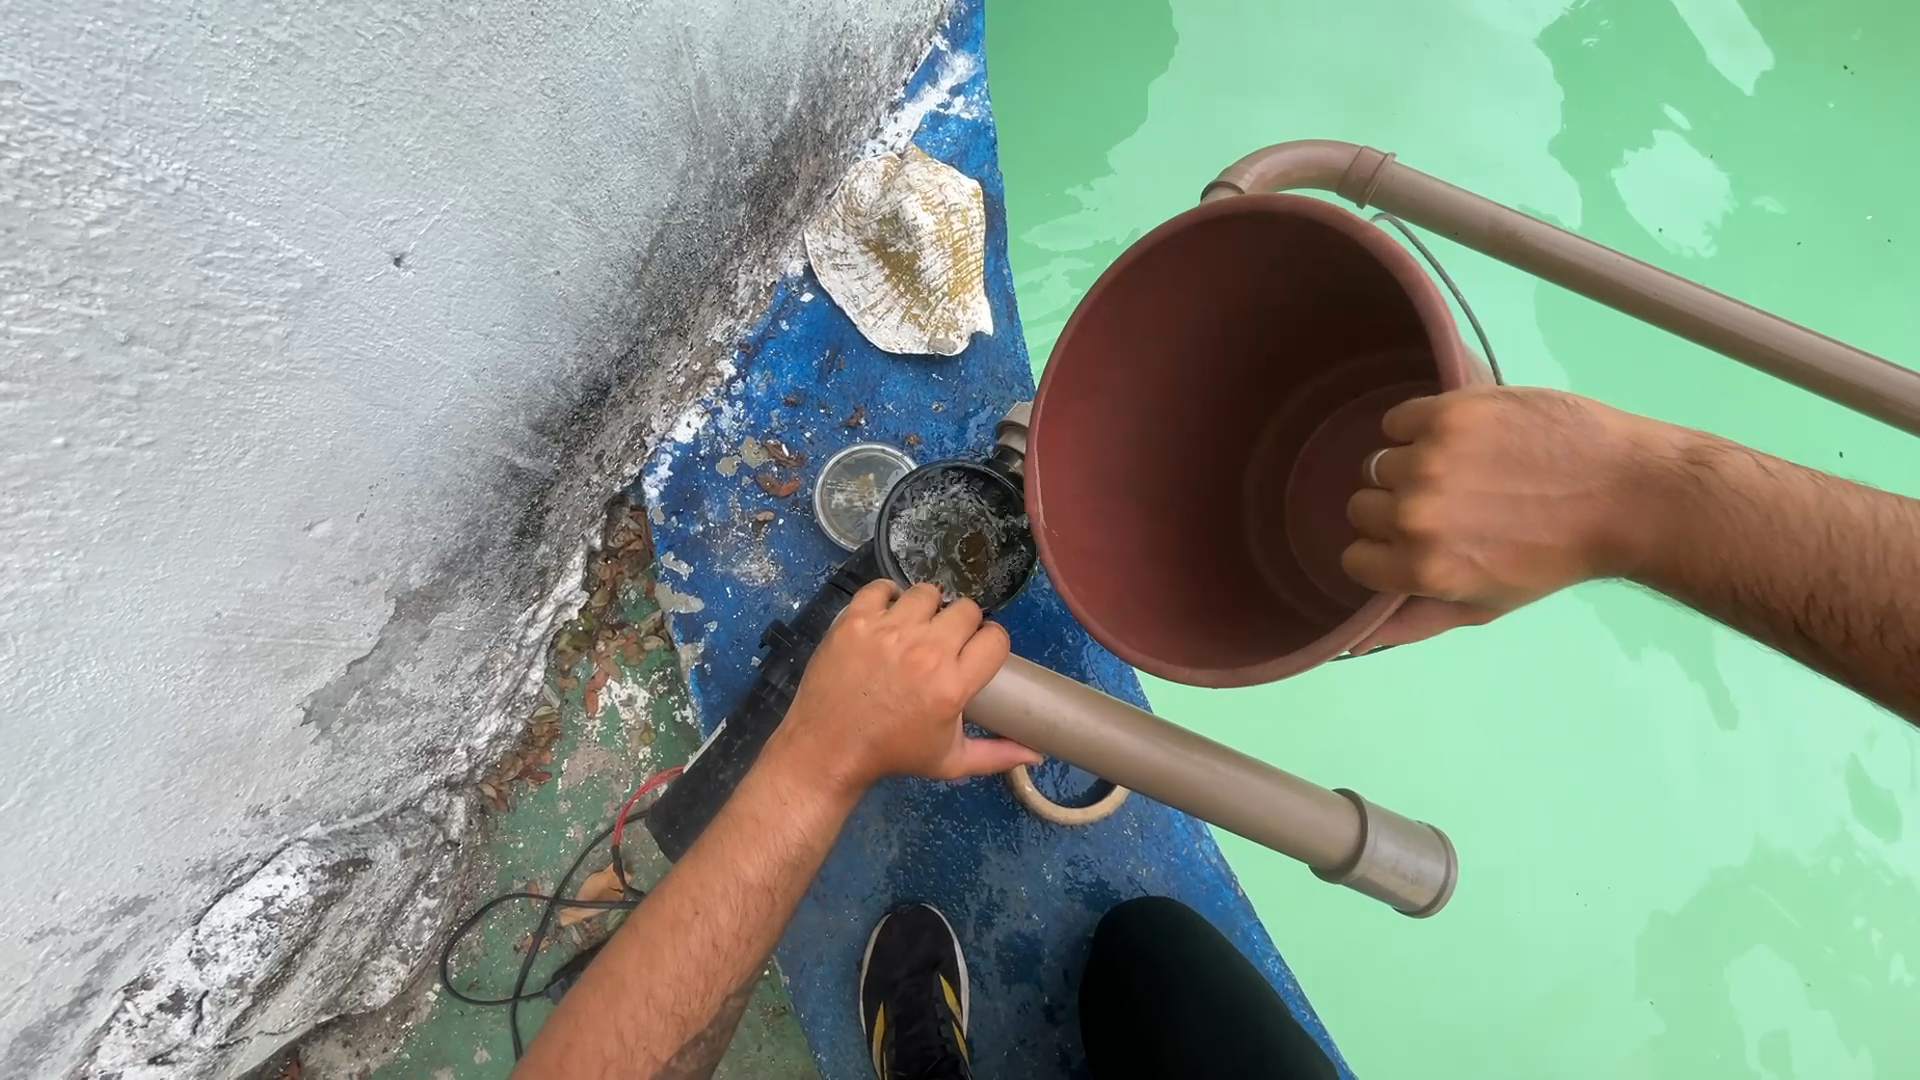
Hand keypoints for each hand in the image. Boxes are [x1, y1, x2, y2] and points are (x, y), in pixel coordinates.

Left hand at [776, 581, 1039, 794]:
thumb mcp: (951, 762)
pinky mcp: (855, 620)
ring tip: (914, 628)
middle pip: (965, 609)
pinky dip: (886, 597)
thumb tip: (1038, 755)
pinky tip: (886, 617)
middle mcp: (925, 651)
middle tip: (944, 644)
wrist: (827, 750)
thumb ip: (997, 755)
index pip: (995, 638)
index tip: (975, 654)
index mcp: (953, 684)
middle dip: (961, 625)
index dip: (989, 644)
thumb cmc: (893, 755)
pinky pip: (882, 587)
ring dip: (926, 609)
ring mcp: (887, 631)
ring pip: (927, 592)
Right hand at [1341, 386, 1679, 650]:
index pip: (1354, 556)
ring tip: (1457, 467)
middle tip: (1445, 503)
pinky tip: (1457, 436)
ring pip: (1379, 463)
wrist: (1636, 496)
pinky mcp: (1448, 414)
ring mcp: (1428, 460)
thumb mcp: (1486, 605)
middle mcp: (1414, 515)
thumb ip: (1417, 621)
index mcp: (1419, 567)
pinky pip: (1397, 419)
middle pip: (1362, 507)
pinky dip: (1417, 426)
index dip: (1382, 549)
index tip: (1413, 540)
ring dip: (1407, 466)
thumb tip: (1356, 643)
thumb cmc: (1559, 557)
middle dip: (1394, 507)